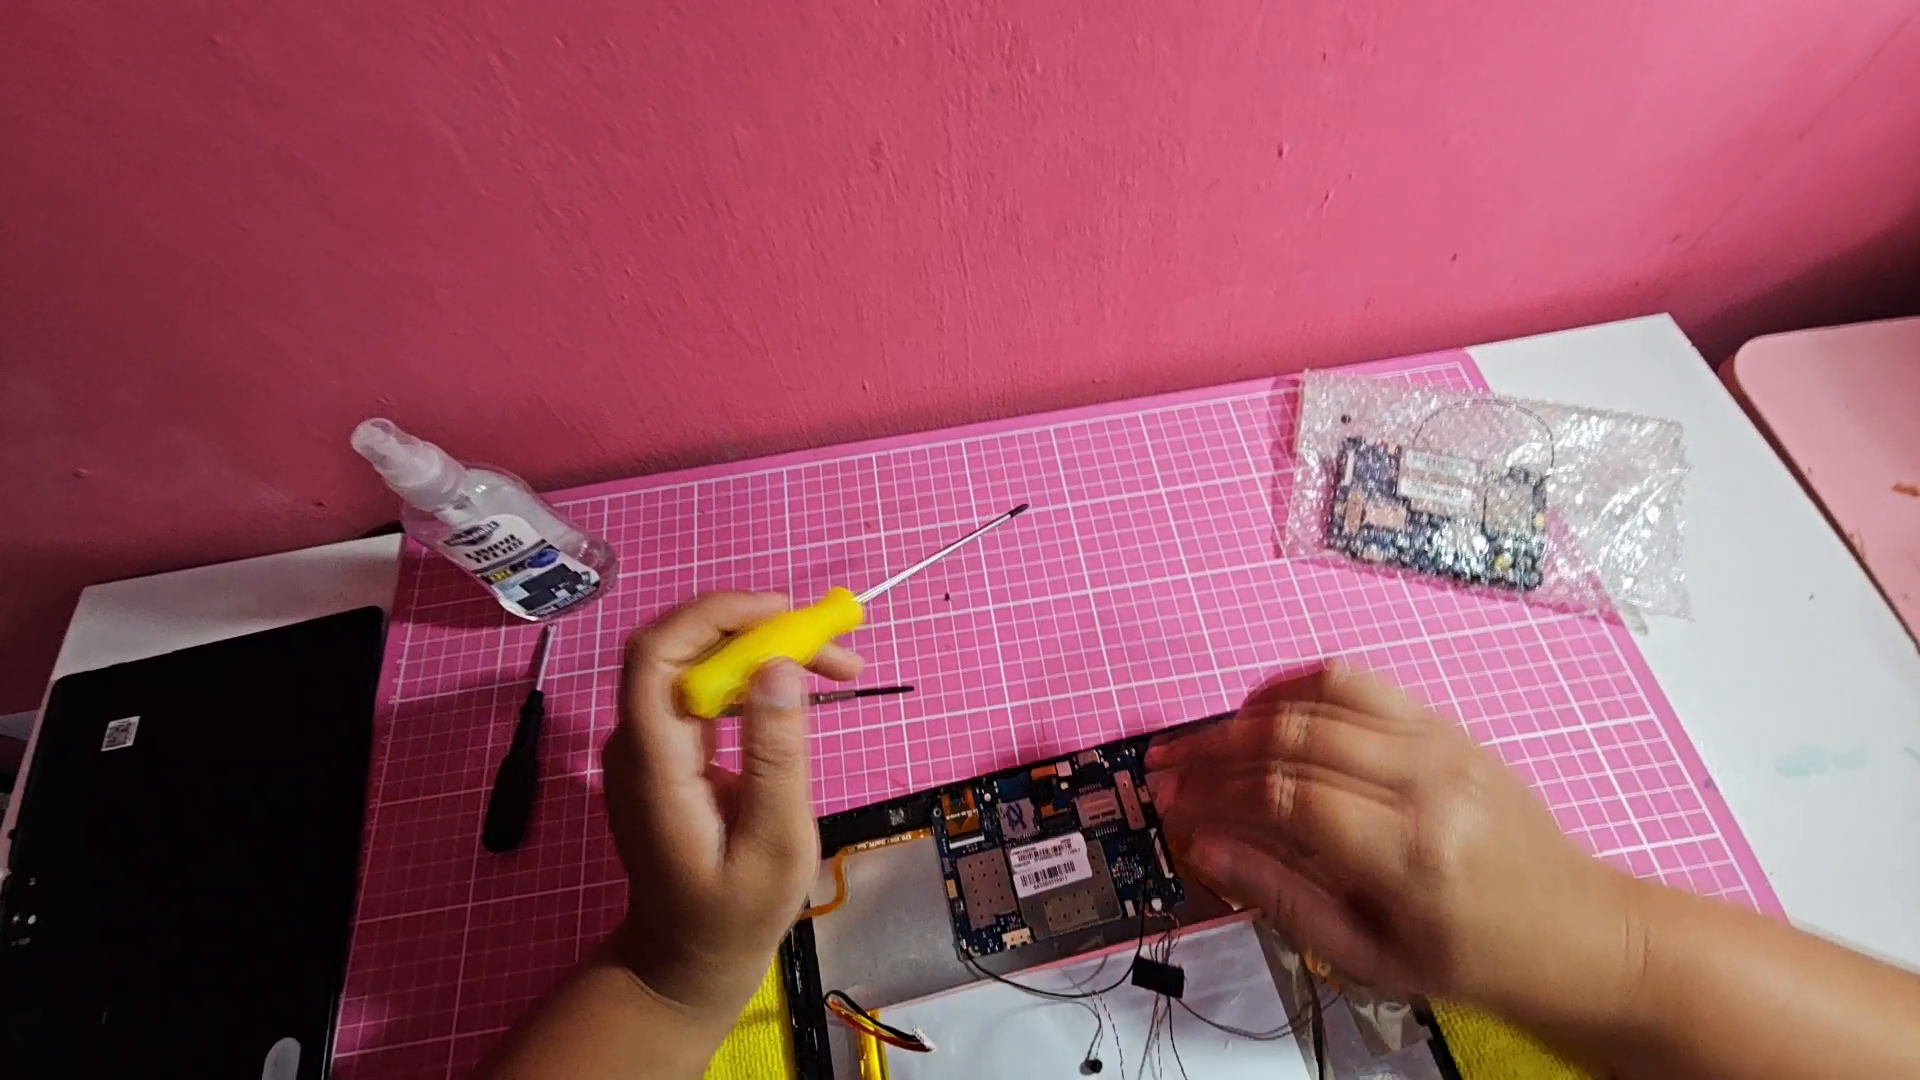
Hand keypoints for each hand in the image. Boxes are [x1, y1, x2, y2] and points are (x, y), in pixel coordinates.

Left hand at [601, 593, 862, 1028]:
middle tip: (837, 645)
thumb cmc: (735, 911)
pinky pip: (712, 685)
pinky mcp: (673, 744)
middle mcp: (640, 738)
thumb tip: (780, 665)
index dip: (714, 615)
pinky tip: (804, 685)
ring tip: (840, 664)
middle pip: (687, 646)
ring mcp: (653, 740)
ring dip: (770, 648)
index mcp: (654, 762)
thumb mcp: (774, 842)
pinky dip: (760, 673)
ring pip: (705, 660)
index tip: (785, 613)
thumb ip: (777, 755)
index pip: (656, 653)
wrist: (687, 955)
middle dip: (761, 628)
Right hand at [1145, 665, 1644, 1024]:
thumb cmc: (1477, 959)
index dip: (1213, 794)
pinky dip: (1294, 686)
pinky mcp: (1441, 722)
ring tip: (1205, 739)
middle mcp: (1425, 782)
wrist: (1587, 934)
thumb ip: (1278, 894)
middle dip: (1212, 750)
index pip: (1284, 797)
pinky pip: (1353, 679)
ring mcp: (1438, 741)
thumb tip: (1205, 845)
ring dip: (1244, 714)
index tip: (1171, 801)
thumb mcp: (1371, 957)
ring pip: (1314, 698)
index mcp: (1413, 854)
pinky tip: (1261, 708)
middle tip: (1168, 765)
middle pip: (1289, 738)